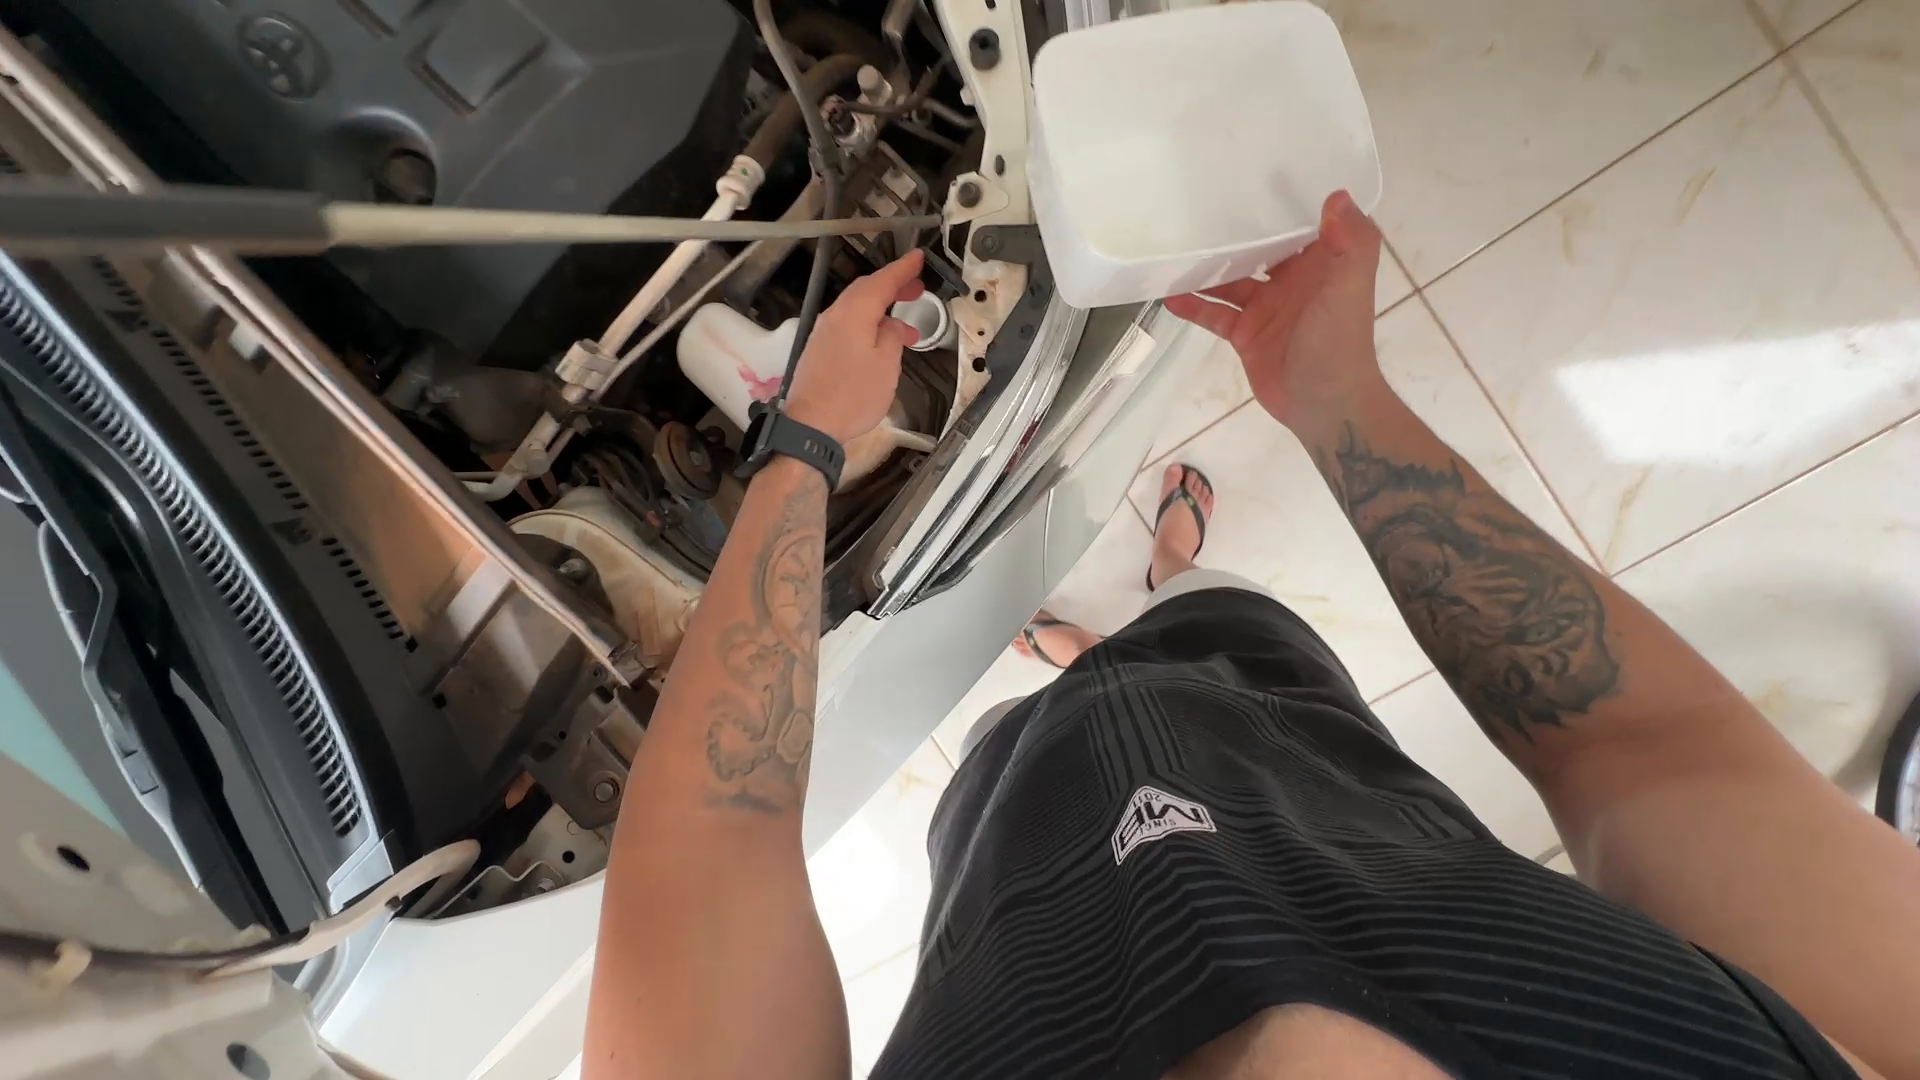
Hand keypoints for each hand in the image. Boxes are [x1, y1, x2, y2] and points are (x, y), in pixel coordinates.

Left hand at [783, 248, 924, 445]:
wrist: (812, 425)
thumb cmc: (852, 396)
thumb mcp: (886, 366)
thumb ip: (892, 337)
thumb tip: (891, 327)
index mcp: (854, 314)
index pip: (882, 282)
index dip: (902, 269)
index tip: (918, 258)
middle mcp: (834, 316)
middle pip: (865, 291)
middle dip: (892, 287)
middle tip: (916, 288)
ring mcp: (823, 333)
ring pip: (856, 309)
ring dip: (881, 310)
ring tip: (904, 325)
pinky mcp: (819, 350)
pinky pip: (847, 326)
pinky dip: (867, 325)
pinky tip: (879, 343)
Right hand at [1164, 192, 1387, 435]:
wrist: (1323, 401)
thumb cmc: (1338, 340)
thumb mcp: (1350, 284)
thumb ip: (1350, 240)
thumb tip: (1334, 195)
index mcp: (1321, 264)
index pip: (1300, 224)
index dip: (1281, 203)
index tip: (1252, 177)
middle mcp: (1292, 281)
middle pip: (1258, 250)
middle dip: (1233, 234)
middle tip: (1197, 210)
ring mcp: (1265, 308)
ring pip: (1230, 281)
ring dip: (1205, 270)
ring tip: (1174, 252)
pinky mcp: (1245, 335)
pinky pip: (1215, 315)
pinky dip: (1194, 307)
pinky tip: (1170, 296)